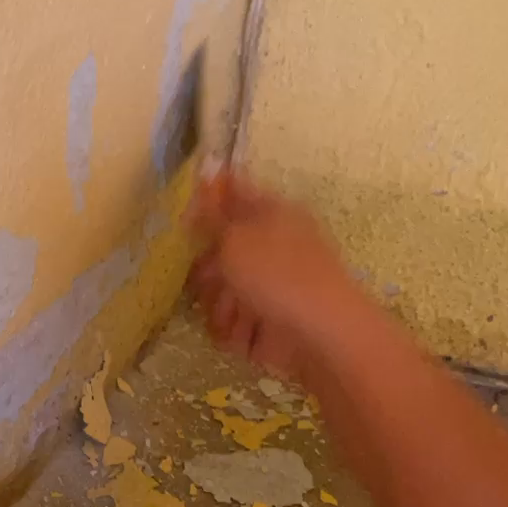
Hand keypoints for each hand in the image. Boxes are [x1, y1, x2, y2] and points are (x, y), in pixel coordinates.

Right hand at [183, 170, 375, 376]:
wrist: (318, 331)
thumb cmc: (277, 275)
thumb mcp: (236, 237)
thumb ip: (213, 213)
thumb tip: (206, 174)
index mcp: (272, 215)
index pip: (234, 194)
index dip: (208, 203)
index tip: (189, 221)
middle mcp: (269, 247)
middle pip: (217, 252)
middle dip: (207, 271)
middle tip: (209, 278)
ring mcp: (266, 286)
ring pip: (218, 290)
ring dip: (218, 304)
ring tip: (235, 312)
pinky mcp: (262, 320)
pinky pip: (229, 321)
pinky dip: (232, 328)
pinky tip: (245, 332)